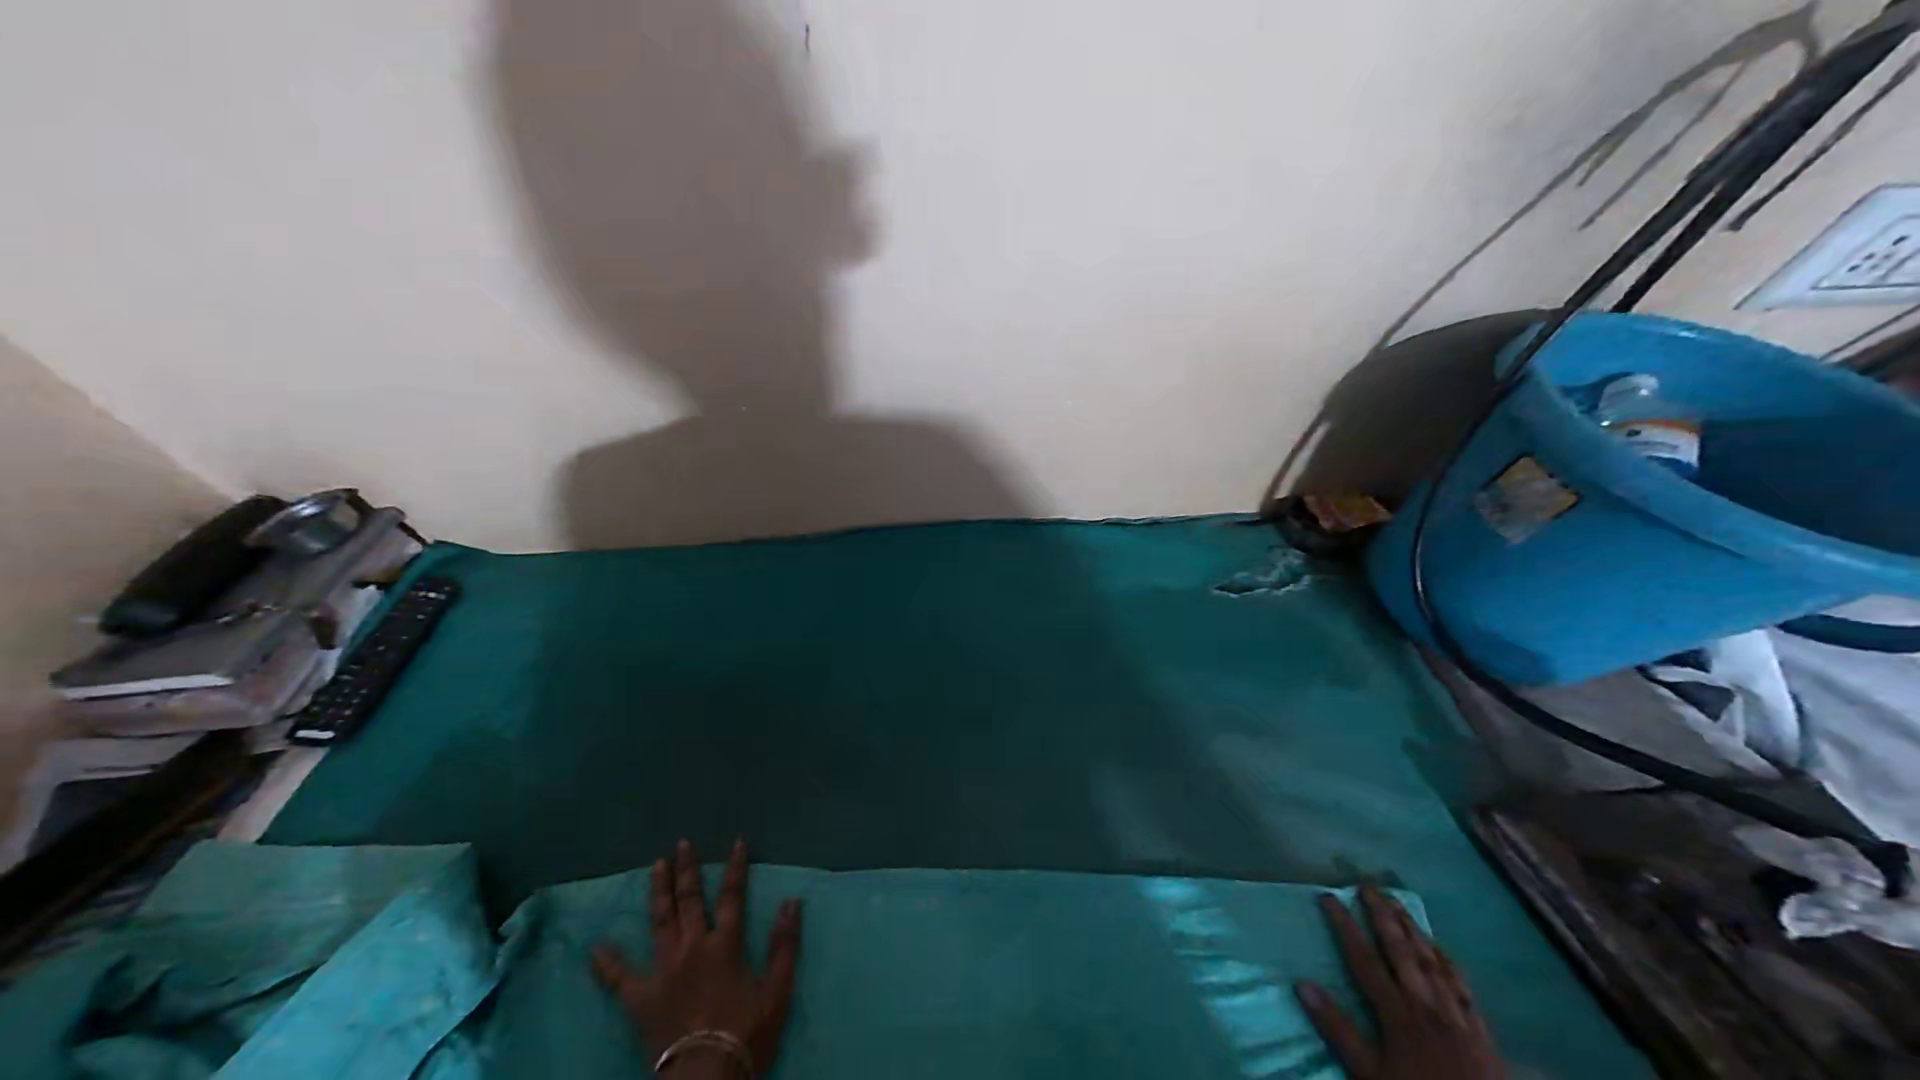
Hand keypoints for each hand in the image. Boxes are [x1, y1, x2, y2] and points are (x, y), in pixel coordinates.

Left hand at [590, 839, 800, 1078]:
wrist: (706, 1077)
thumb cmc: (747, 1033)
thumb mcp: (778, 990)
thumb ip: (784, 944)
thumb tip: (792, 901)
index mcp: (725, 945)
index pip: (733, 896)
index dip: (736, 867)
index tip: (737, 842)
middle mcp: (692, 948)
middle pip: (690, 900)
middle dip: (688, 870)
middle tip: (682, 844)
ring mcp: (662, 971)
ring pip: (660, 922)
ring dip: (659, 891)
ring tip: (657, 866)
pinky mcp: (640, 998)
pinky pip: (619, 977)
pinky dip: (607, 962)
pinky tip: (596, 947)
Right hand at [1294, 885, 1504, 1079]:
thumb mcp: (1369, 1074)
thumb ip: (1338, 1029)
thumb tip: (1302, 983)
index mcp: (1397, 1014)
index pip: (1364, 959)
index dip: (1344, 925)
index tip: (1328, 897)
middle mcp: (1425, 1005)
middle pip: (1400, 951)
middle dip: (1382, 915)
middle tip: (1367, 885)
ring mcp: (1456, 1015)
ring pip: (1431, 961)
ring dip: (1412, 928)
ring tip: (1397, 902)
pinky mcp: (1480, 1030)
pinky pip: (1462, 986)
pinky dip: (1448, 961)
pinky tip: (1439, 947)